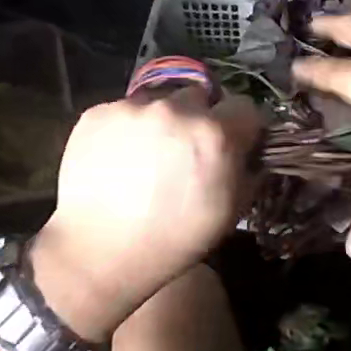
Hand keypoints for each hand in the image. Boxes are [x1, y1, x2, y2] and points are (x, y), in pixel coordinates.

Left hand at [30, 88, 260, 341]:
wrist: (101, 252)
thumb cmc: (175, 239)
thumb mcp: (231, 211)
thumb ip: (249, 171)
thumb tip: (252, 151)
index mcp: (215, 133)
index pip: (244, 106)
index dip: (241, 126)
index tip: (233, 143)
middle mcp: (175, 109)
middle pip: (199, 98)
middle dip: (199, 120)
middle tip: (186, 152)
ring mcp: (133, 108)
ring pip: (159, 102)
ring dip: (162, 122)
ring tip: (148, 157)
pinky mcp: (98, 113)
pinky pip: (124, 112)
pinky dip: (127, 129)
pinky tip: (120, 159)